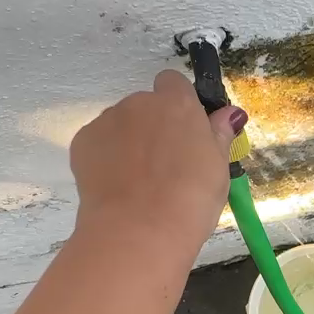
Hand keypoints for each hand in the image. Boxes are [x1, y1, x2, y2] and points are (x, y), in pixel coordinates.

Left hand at [68, 69, 246, 246]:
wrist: (140, 231)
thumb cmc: (191, 200)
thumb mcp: (218, 170)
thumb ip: (219, 135)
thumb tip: (230, 113)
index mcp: (177, 105)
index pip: (174, 83)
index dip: (181, 105)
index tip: (188, 134)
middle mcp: (139, 104)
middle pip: (147, 107)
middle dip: (156, 129)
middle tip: (169, 169)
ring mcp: (107, 121)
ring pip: (122, 126)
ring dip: (132, 145)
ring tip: (143, 185)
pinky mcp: (83, 142)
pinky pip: (101, 145)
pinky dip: (110, 160)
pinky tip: (122, 189)